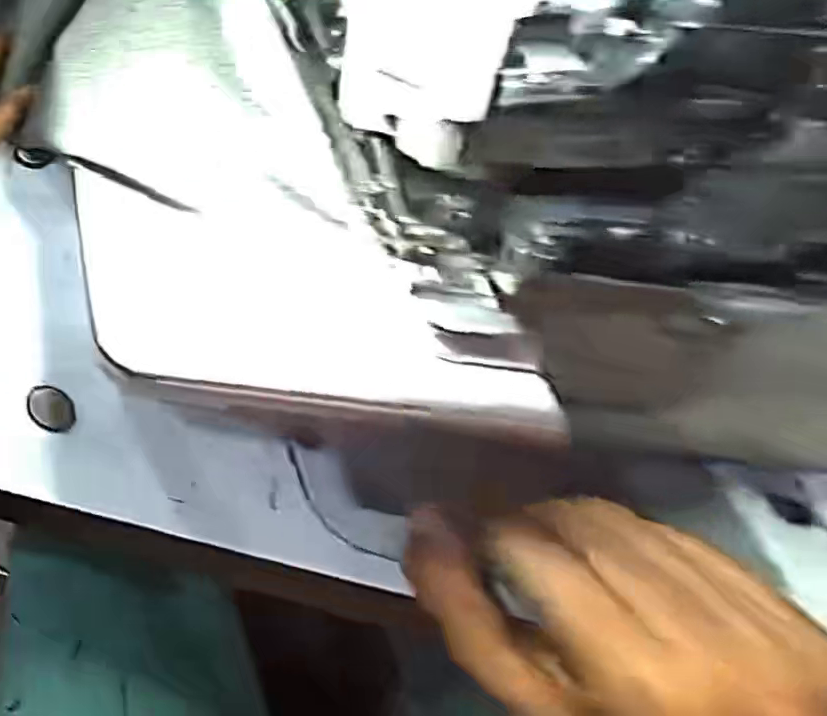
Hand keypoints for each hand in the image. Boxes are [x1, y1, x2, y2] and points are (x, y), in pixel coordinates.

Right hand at [405, 498, 826, 715]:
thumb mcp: (526, 695)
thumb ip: (460, 610)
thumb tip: (423, 520)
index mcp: (633, 666)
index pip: (523, 543)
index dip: (478, 530)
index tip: (458, 538)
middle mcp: (703, 635)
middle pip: (571, 520)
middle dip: (521, 522)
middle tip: (502, 546)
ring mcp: (759, 622)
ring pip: (619, 518)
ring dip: (568, 522)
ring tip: (554, 551)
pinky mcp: (788, 613)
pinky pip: (676, 535)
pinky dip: (627, 535)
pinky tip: (616, 563)